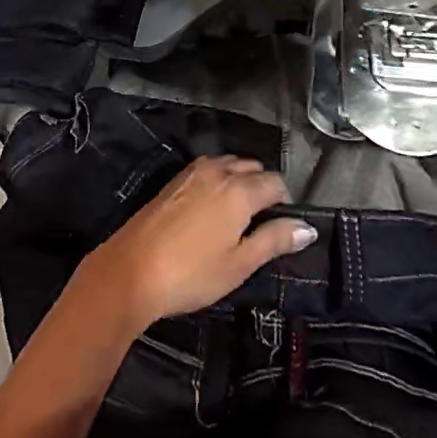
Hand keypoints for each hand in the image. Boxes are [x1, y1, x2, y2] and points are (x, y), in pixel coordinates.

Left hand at [75, 157, 317, 331]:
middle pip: (253, 168)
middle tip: (260, 223)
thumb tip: (308, 228)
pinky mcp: (173, 181)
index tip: (282, 228)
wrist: (128, 272)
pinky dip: (218, 179)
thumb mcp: (239, 264)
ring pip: (229, 164)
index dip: (285, 202)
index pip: (276, 183)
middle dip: (263, 187)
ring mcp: (193, 172)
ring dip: (240, 179)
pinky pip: (208, 169)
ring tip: (236, 214)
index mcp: (240, 190)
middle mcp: (219, 171)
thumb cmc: (190, 273)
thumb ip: (274, 240)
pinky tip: (210, 207)